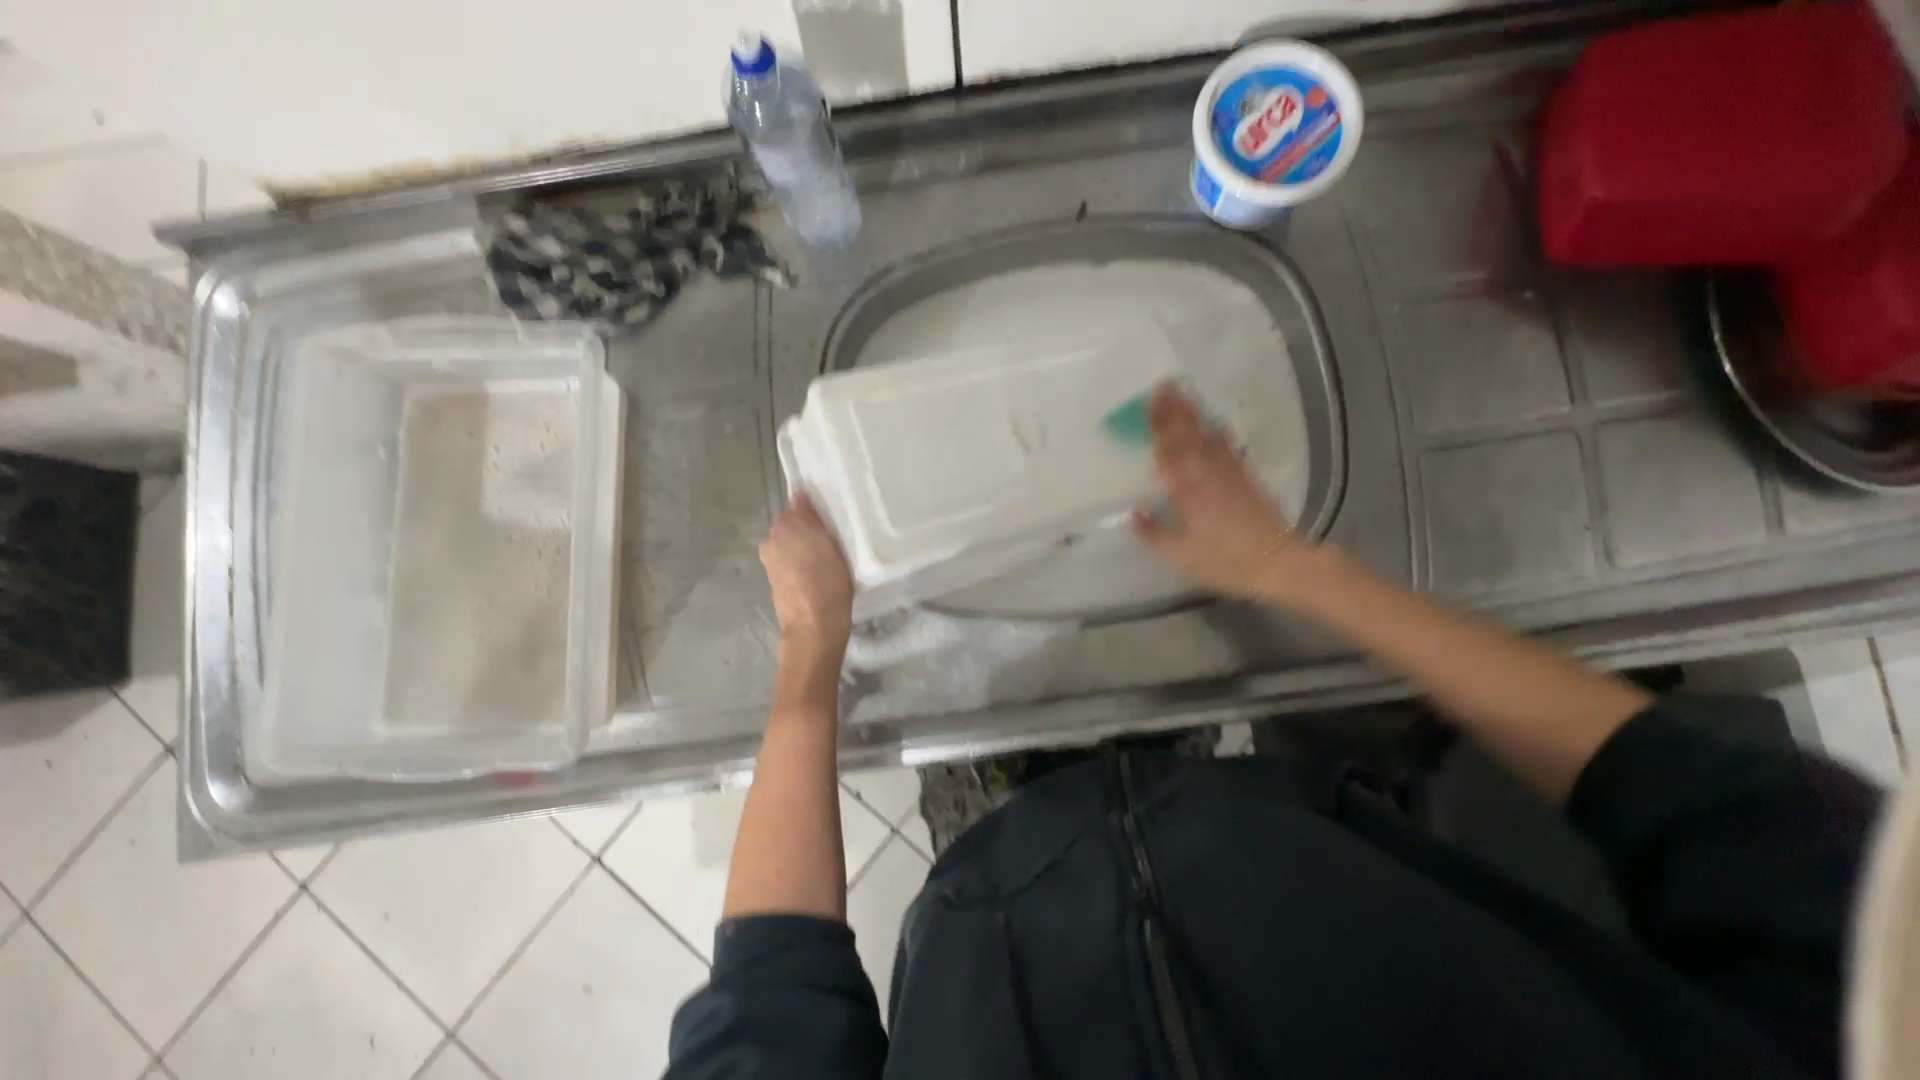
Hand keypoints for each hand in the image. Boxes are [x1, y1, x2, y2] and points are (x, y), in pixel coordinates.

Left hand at [760, 493, 854, 655]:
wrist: (814, 625)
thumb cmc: (830, 582)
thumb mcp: (832, 544)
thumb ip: (813, 518)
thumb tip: (800, 495)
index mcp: (786, 525)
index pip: (799, 506)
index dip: (814, 514)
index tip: (829, 523)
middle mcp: (771, 539)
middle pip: (791, 526)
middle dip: (806, 531)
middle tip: (829, 544)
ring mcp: (768, 560)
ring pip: (788, 545)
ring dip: (801, 549)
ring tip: (822, 563)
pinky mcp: (771, 578)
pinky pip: (785, 562)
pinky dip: (796, 565)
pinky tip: (812, 577)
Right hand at [1133, 383, 1307, 602]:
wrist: (1280, 563)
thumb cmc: (1227, 562)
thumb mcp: (1183, 556)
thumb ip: (1155, 534)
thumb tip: (1134, 512)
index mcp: (1189, 492)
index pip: (1169, 452)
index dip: (1158, 426)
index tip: (1148, 402)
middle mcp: (1208, 475)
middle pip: (1188, 436)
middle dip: (1175, 410)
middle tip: (1163, 384)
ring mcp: (1230, 474)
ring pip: (1207, 436)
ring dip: (1194, 413)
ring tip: (1182, 392)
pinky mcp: (1247, 478)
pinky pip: (1228, 448)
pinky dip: (1217, 431)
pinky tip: (1213, 421)